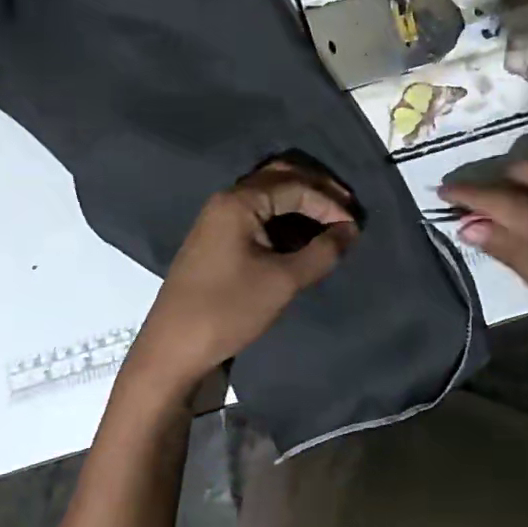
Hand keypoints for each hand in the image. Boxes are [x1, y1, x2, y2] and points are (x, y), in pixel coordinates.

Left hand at [126, 162, 358, 398]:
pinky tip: (303, 235)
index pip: (296, 186)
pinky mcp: (218, 238)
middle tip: (348, 208)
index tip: (355, 227)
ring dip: (302, 201)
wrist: (173, 348)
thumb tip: (350, 230)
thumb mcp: (283, 281)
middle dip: (317, 189)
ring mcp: (219, 217)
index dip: (330, 203)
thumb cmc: (229, 310)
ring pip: (269, 194)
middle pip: (280, 178)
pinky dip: (285, 217)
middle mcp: (227, 200)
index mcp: (239, 201)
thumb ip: (322, 252)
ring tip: (332, 221)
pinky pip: (258, 213)